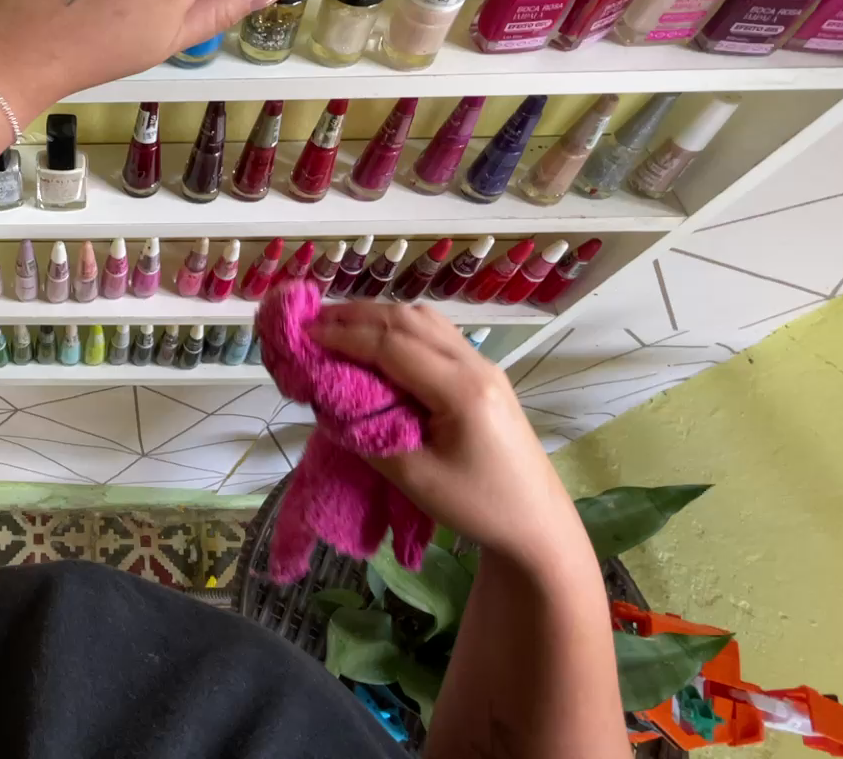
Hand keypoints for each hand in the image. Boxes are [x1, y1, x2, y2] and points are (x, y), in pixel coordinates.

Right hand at [308, 301, 588, 572]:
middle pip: (406, 319)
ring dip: (376, 315)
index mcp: (461, 390)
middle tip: (310, 322)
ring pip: (422, 319)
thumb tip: (328, 399)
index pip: (391, 345)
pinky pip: (434, 332)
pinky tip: (375, 339)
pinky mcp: (482, 373)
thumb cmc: (478, 507)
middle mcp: (476, 365)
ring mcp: (483, 365)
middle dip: (354, 315)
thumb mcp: (413, 477)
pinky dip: (397, 325)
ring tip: (336, 326)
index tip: (304, 336)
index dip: (343, 335)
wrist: (539, 527)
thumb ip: (367, 432)